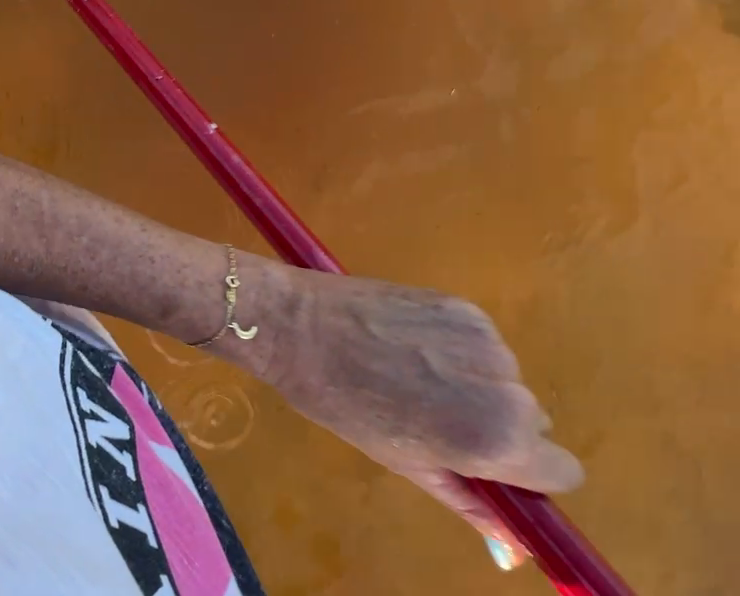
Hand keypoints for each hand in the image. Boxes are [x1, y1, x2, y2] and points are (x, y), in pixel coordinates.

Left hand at [238, 263, 583, 565]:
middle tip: (423, 407)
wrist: (291, 323)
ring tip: (401, 368)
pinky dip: (450, 343)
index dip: (523, 469)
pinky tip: (401, 338)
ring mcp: (487, 342)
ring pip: (502, 377)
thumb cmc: (335, 398)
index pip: (562, 472)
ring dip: (468, 379)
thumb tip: (516, 547)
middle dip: (489, 421)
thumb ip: (467, 501)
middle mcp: (508, 391)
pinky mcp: (463, 306)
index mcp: (496, 440)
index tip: (481, 457)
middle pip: (529, 421)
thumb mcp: (399, 458)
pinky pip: (478, 339)